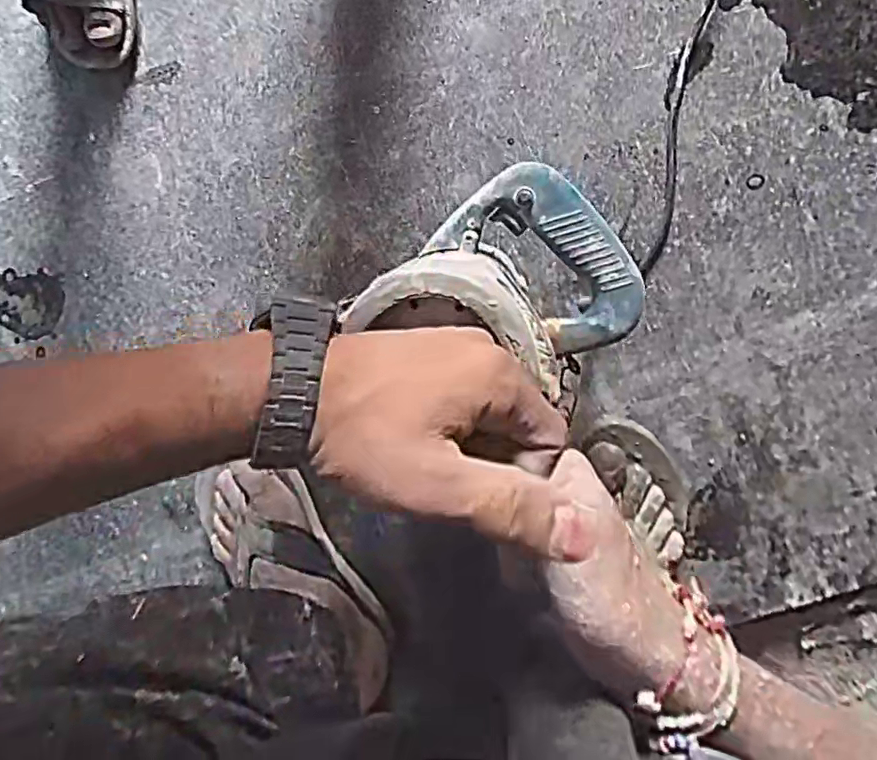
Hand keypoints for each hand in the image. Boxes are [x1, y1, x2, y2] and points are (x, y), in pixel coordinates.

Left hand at [309, 327, 592, 560]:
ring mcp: (451, 340)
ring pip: (488, 409)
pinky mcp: (424, 346)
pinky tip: (411, 436)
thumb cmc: (365, 436)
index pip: (550, 440)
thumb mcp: (439, 484)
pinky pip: (461, 392)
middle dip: (494, 461)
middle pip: (518, 422)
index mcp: (500, 371)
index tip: (475, 497)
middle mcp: (484, 346)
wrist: (294, 387)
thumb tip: (583, 535)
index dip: (523, 481)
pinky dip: (448, 421)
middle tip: (445, 482)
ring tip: (423, 460)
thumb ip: (511, 508)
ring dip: (469, 444)